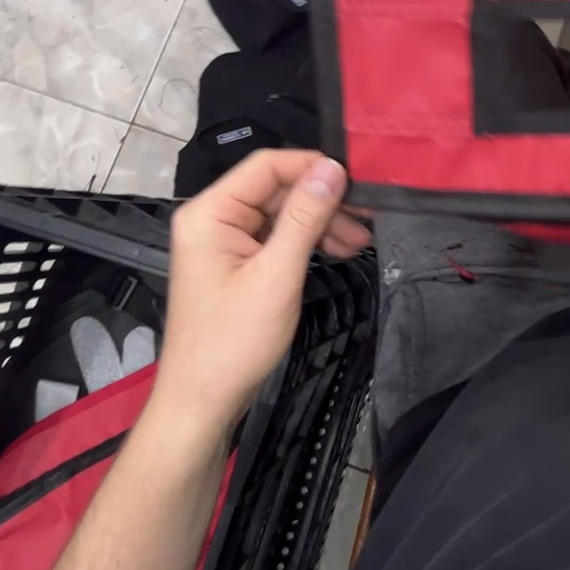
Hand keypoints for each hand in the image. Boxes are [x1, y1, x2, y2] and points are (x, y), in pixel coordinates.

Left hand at [152, 150, 371, 425]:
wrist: (203, 403)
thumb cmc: (233, 342)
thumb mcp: (278, 275)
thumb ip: (305, 216)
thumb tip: (332, 168)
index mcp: (211, 212)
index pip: (267, 166)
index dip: (312, 166)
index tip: (355, 180)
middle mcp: (214, 218)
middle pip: (277, 188)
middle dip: (323, 201)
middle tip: (367, 218)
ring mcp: (225, 240)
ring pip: (283, 212)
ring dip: (322, 222)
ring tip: (360, 242)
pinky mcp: (237, 260)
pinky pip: (278, 235)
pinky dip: (308, 241)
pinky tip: (338, 250)